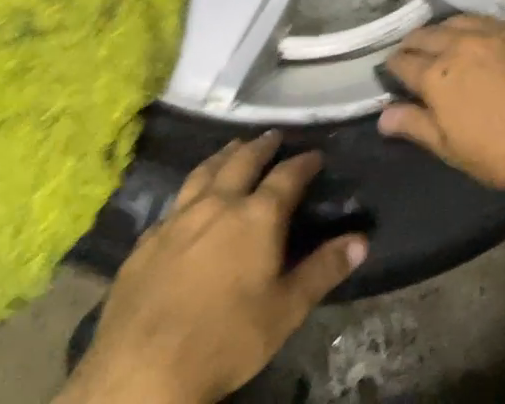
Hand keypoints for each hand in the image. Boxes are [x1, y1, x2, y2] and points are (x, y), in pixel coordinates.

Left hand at [58, 132, 366, 403]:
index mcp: (256, 217)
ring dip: (223, 156)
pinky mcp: (146, 241)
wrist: (143, 368)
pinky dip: (190, 192)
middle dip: (261, 146)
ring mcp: (176, 220)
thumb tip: (361, 240)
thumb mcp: (287, 310)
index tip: (316, 154)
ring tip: (233, 148)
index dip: (304, 162)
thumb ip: (324, 270)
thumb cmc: (226, 337)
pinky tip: (189, 202)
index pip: (287, 176)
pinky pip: (174, 204)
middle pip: (241, 162)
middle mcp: (217, 205)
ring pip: (203, 173)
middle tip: (273, 136)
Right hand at [376, 15, 504, 198]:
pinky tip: (469, 36)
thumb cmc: (497, 153)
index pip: (402, 62)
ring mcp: (488, 35)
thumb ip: (414, 124)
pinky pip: (481, 20)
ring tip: (438, 44)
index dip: (392, 69)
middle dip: (412, 46)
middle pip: (424, 36)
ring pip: (452, 22)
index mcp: (436, 75)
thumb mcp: (449, 147)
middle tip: (410, 58)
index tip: (391, 75)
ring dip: (439, 31)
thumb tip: (383, 115)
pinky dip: (467, 25)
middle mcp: (458, 45)